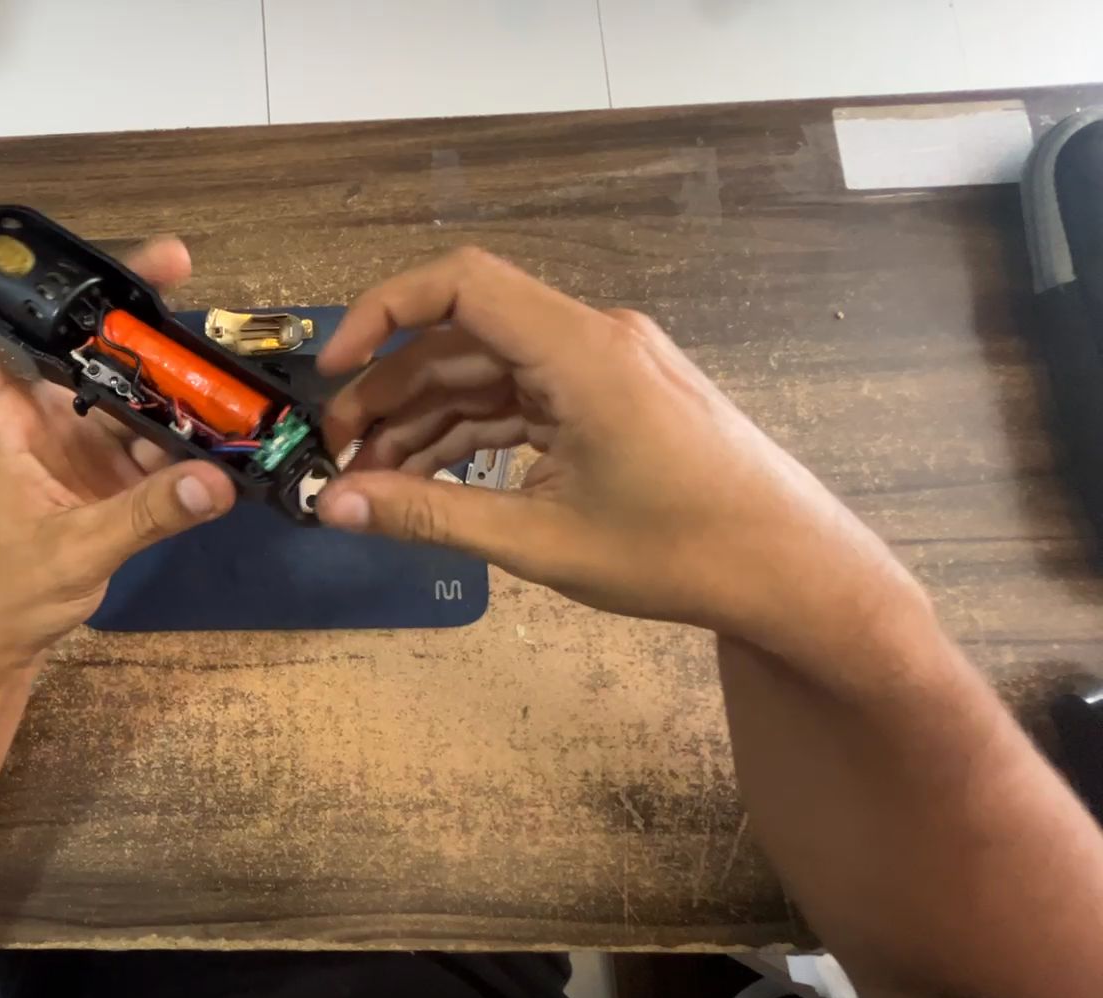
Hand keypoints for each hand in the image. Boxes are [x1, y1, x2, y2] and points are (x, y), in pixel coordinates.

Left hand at [0, 198, 235, 670]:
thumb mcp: (75, 551)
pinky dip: (188, 431)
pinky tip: (227, 426)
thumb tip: (214, 482)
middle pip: (75, 339)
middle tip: (176, 259)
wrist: (21, 631)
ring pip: (127, 383)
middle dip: (121, 299)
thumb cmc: (17, 589)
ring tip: (221, 356)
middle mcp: (44, 416)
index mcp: (4, 422)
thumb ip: (142, 517)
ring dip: (171, 369)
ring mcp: (83, 440)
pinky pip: (156, 433)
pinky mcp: (116, 468)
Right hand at [313, 247, 922, 650]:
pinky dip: (460, 441)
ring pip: (476, 381)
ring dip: (417, 428)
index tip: (332, 369)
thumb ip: (426, 516)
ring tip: (371, 485)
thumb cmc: (680, 555)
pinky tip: (423, 483)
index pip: (461, 286)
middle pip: (455, 347)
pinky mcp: (597, 402)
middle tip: (336, 458)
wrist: (797, 579)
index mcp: (580, 352)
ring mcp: (593, 371)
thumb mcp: (538, 540)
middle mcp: (584, 342)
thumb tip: (332, 507)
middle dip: (385, 400)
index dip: (381, 313)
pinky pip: (508, 407)